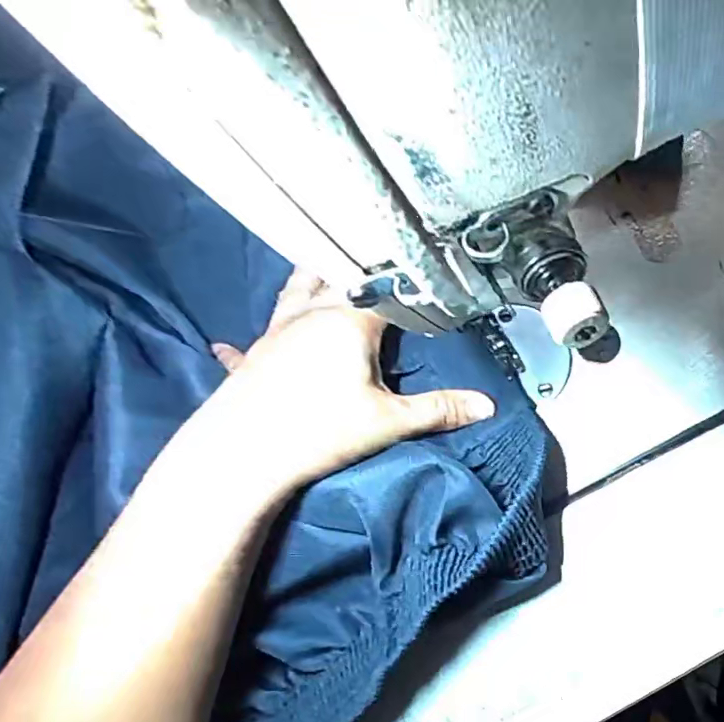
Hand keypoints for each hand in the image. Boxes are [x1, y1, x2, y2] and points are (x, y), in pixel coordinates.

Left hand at [172, 270, 495, 505]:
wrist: (243, 454)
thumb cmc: (320, 431)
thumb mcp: (391, 422)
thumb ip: (440, 409)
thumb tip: (487, 405)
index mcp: (347, 322)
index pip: (384, 290)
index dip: (406, 286)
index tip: (425, 282)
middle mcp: (310, 316)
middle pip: (336, 278)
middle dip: (361, 271)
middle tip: (381, 265)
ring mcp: (278, 331)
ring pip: (297, 291)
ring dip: (315, 280)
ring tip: (329, 272)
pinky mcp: (257, 354)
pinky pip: (263, 331)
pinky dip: (268, 330)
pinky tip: (237, 340)